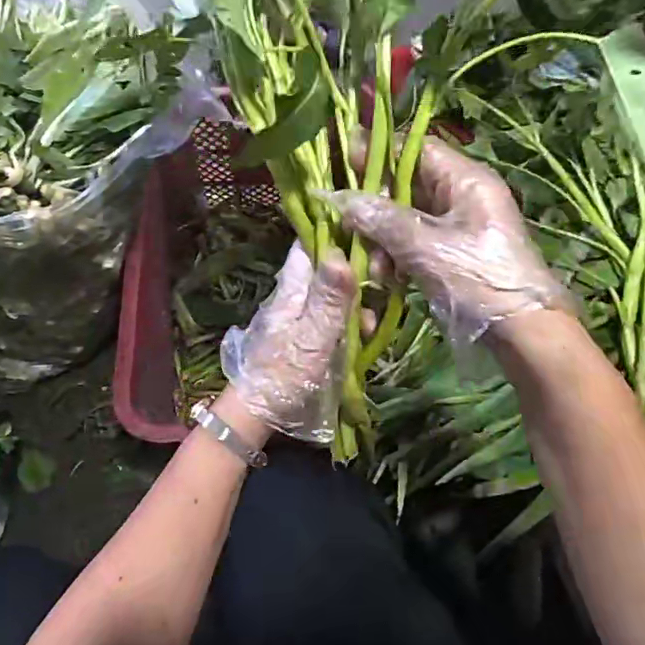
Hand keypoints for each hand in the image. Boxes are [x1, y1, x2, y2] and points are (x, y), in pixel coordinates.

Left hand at [219, 243, 354, 443]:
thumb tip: (340, 253)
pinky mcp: (308, 333)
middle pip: (328, 268)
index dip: (335, 233)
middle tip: (384, 281)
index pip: (309, 244)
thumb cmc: (284, 373)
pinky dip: (351, 322)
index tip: (368, 232)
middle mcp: (296, 294)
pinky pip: (334, 317)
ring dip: (357, 303)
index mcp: (292, 287)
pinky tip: (364, 336)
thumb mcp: (312, 336)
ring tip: (371, 323)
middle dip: (356, 272)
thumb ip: (329, 298)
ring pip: (335, 294)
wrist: (261, 411)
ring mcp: (302, 314)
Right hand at [330, 137, 574, 344]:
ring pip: (404, 217)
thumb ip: (381, 219)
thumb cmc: (479, 279)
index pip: (415, 148)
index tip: (342, 165)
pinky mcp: (451, 252)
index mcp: (465, 180)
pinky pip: (413, 241)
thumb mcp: (425, 247)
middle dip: (375, 208)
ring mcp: (457, 225)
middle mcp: (461, 195)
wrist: (523, 332)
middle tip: (349, 228)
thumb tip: (339, 198)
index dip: (378, 152)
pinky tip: (388, 278)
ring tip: (375, 268)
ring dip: (382, 239)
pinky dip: (396, 255)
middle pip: (405, 185)